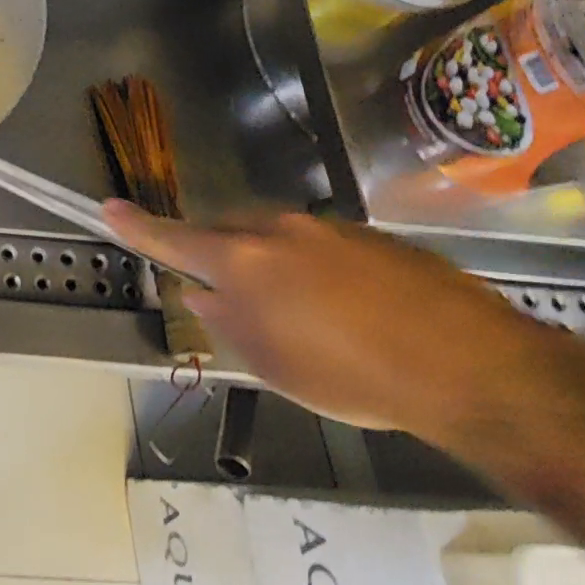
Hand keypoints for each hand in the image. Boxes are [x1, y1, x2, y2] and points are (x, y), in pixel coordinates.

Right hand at [103, 202, 576, 438]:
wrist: (477, 369)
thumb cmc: (353, 375)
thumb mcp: (271, 363)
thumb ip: (226, 321)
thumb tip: (204, 294)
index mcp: (242, 261)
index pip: (172, 238)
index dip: (136, 226)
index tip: (107, 208)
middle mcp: (280, 231)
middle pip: (228, 232)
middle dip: (220, 254)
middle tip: (229, 294)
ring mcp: (333, 229)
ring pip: (280, 238)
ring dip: (274, 263)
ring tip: (303, 314)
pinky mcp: (379, 239)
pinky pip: (327, 247)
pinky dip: (320, 269)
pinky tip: (352, 310)